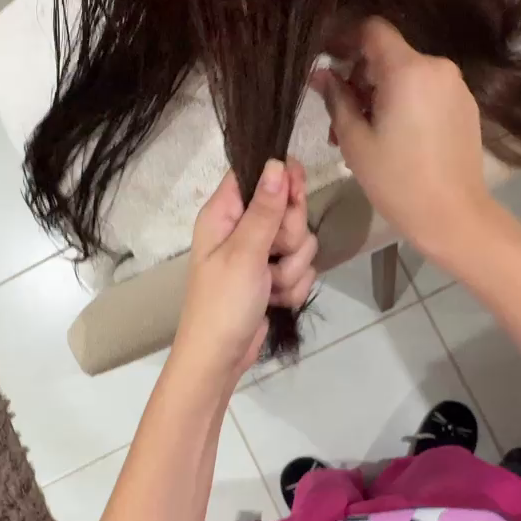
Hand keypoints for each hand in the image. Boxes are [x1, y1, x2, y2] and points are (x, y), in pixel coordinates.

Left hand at [174, 159, 315, 378]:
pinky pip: (300, 269)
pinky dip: (292, 287)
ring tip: (269, 286)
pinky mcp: (273, 278)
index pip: (257, 174)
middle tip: (274, 254)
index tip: (295, 194)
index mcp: (223, 214)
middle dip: (291, 235)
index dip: (281, 179)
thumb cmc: (222, 304)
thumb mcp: (244, 253)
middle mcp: (241, 229)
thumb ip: (265, 209)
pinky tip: (275, 301)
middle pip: (287, 207)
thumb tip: (277, 163)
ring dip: (292, 268)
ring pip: (300, 242)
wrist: (220, 357)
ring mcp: (259, 255)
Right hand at [312, 17, 510, 261]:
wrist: (452, 215)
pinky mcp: (465, 106)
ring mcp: (455, 86)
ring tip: (362, 136)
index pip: (372, 31)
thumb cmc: (396, 181)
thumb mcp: (355, 141)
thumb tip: (321, 74)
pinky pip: (426, 93)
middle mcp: (436, 67)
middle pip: (389, 56)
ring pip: (407, 77)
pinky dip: (404, 105)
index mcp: (407, 70)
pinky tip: (393, 139)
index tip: (327, 63)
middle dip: (360, 79)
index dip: (345, 40)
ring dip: (380, 96)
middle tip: (338, 118)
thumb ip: (336, 100)